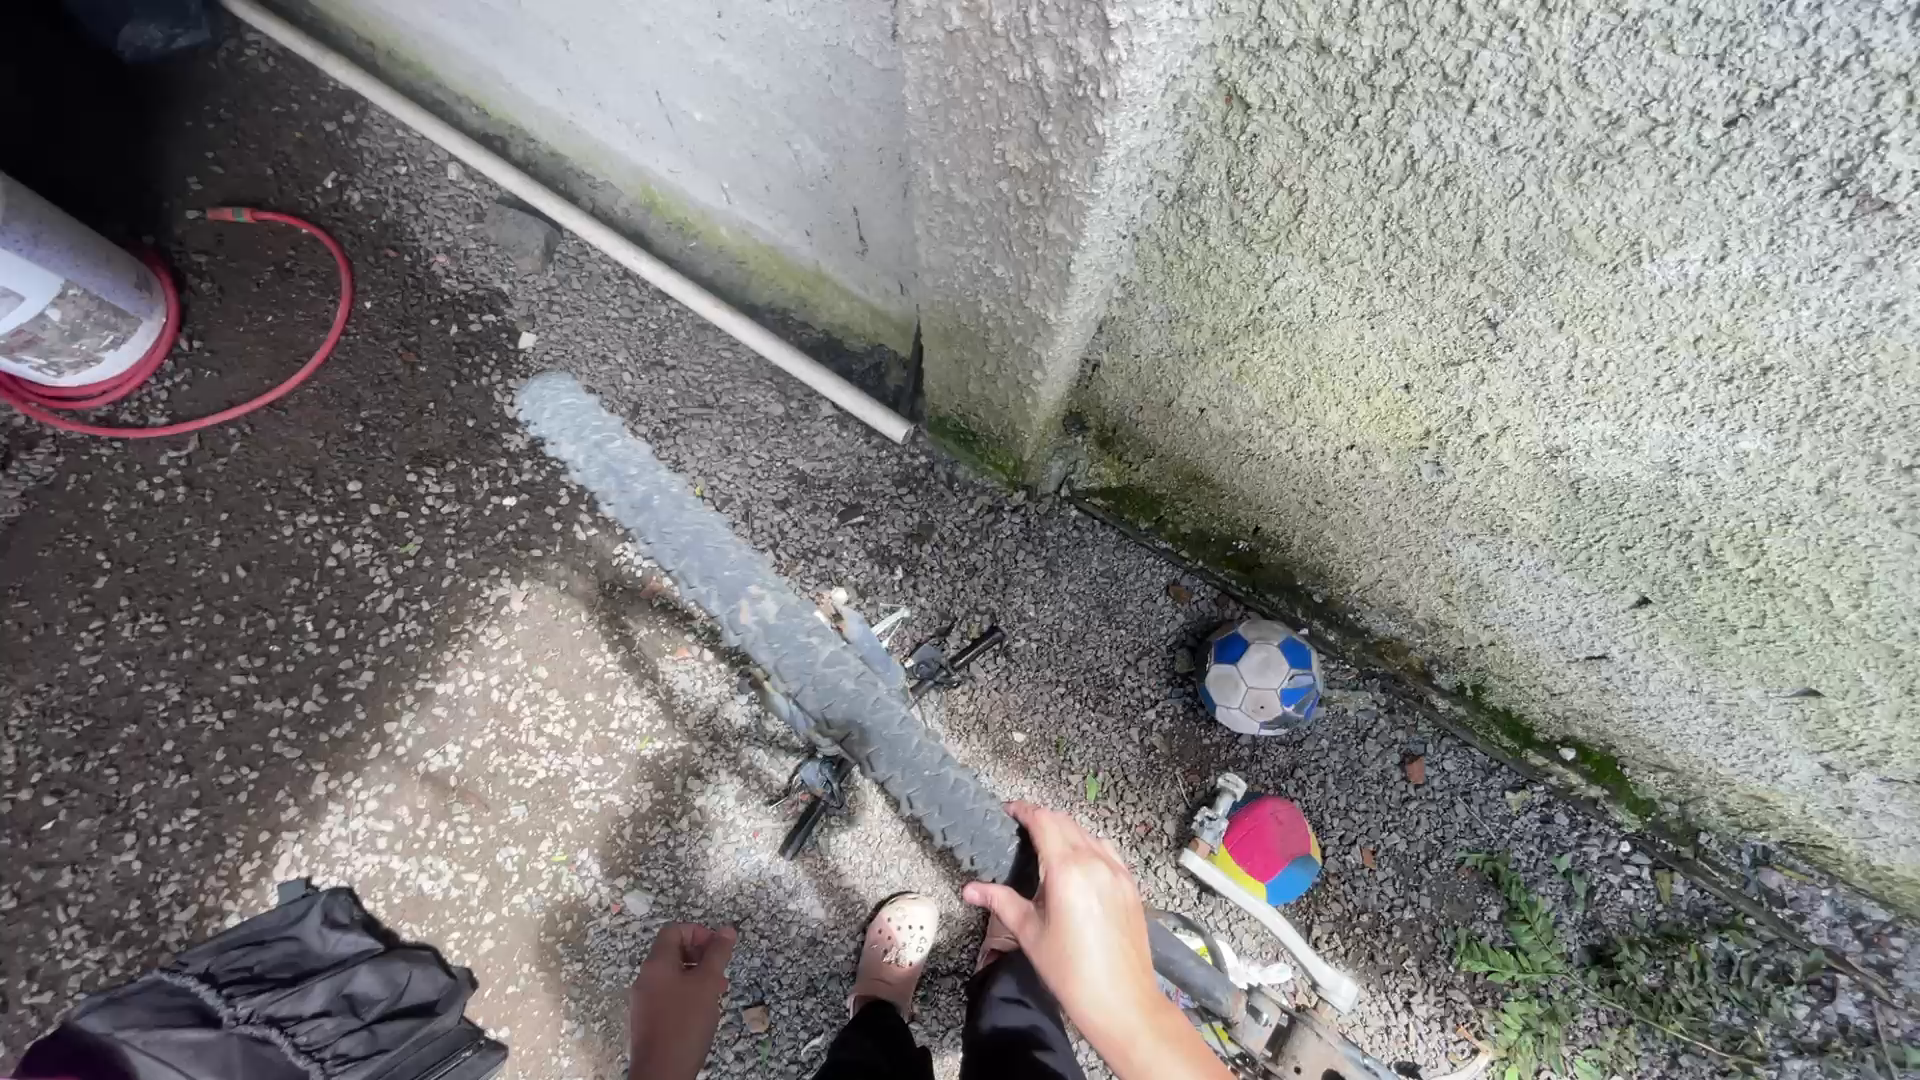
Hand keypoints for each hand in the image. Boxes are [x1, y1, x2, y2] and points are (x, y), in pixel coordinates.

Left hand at [628, 922, 736, 1079]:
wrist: (661, 1074)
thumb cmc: (685, 1022)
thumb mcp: (708, 983)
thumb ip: (718, 953)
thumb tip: (727, 930)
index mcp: (656, 964)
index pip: (674, 930)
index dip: (698, 932)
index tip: (717, 948)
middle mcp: (645, 978)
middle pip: (673, 951)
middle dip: (701, 955)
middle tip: (720, 970)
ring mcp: (644, 1000)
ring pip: (673, 974)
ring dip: (697, 975)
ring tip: (716, 991)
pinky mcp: (647, 1020)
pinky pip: (668, 994)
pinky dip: (687, 993)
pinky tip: (702, 1010)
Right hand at [963, 802, 1232, 1079]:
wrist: (1124, 1004)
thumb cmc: (1070, 972)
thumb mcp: (1030, 934)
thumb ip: (1001, 902)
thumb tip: (969, 889)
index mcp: (1067, 870)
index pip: (1044, 821)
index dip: (1024, 810)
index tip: (1008, 811)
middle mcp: (1094, 861)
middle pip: (1065, 822)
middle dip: (1042, 818)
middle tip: (1021, 828)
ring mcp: (1117, 871)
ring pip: (1087, 833)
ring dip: (1065, 829)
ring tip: (1047, 845)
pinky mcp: (1130, 884)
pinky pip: (1106, 850)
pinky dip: (1088, 844)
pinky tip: (1078, 863)